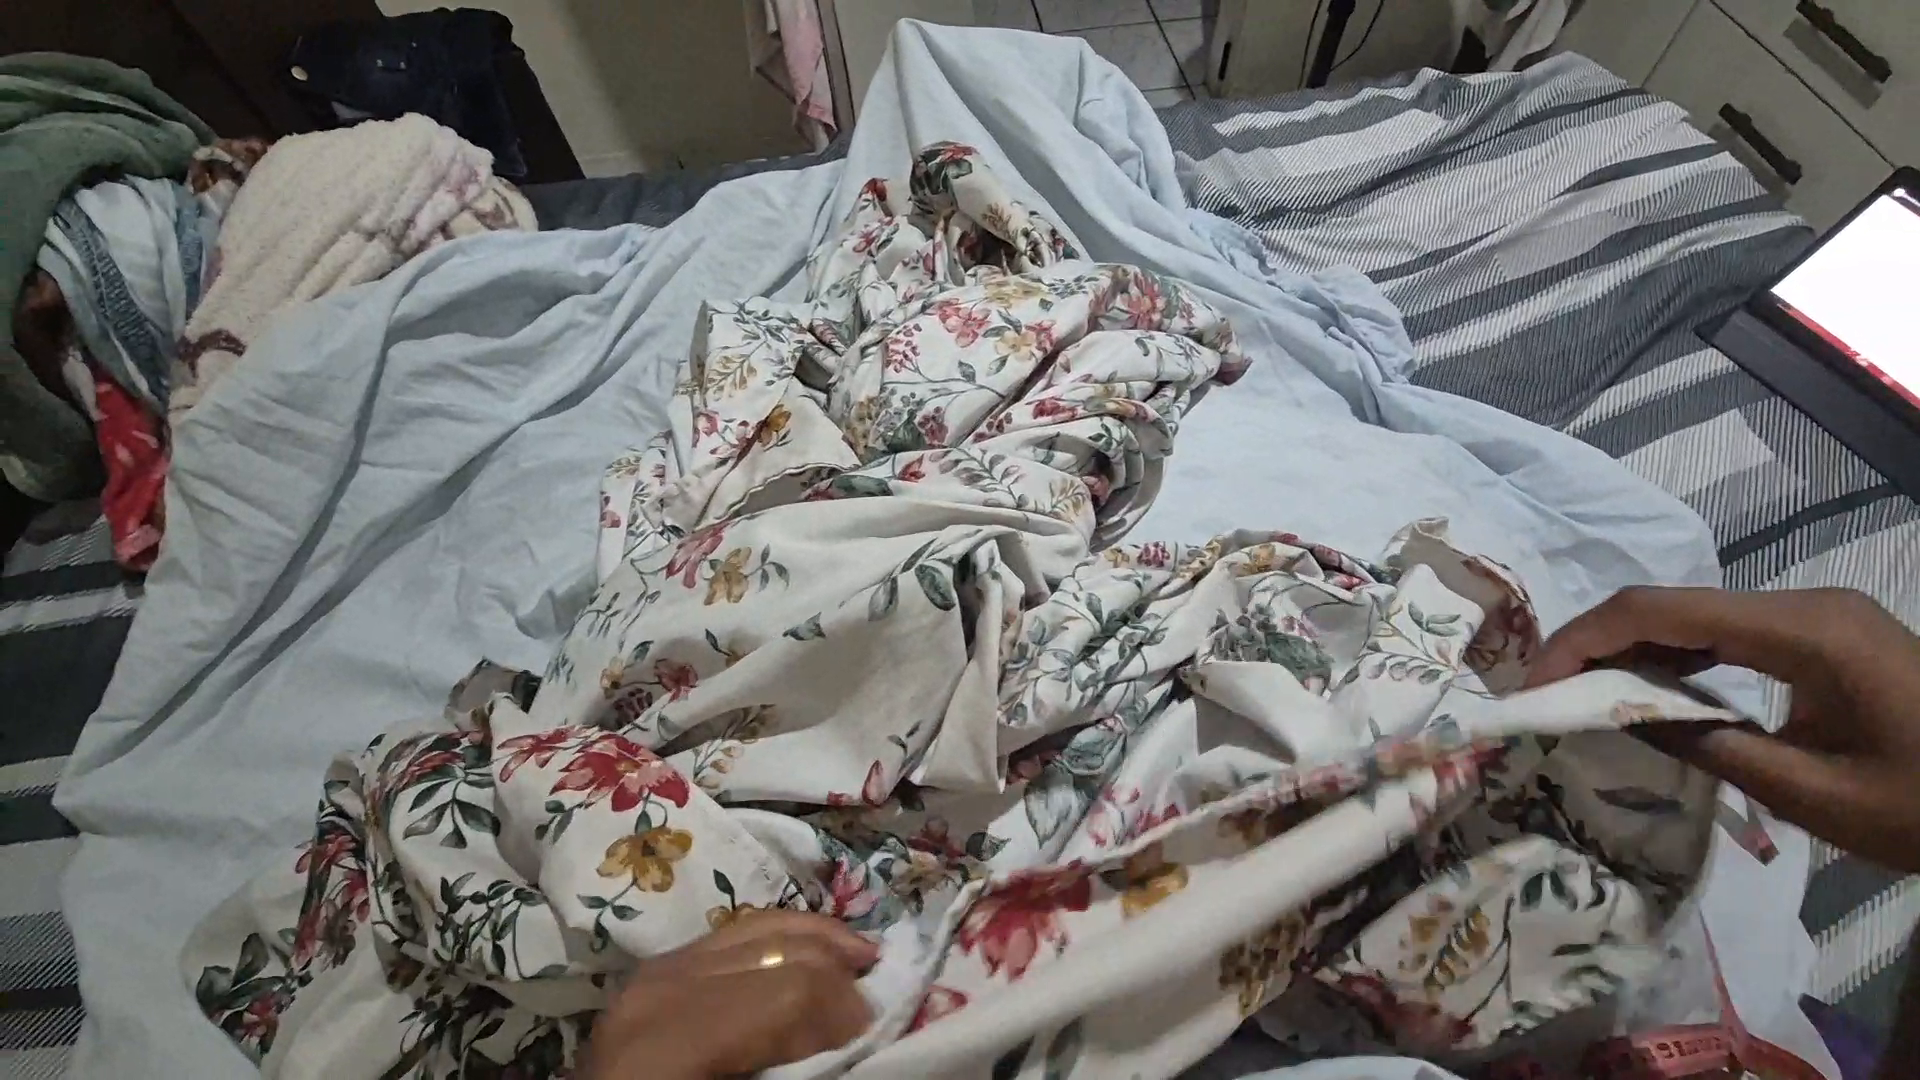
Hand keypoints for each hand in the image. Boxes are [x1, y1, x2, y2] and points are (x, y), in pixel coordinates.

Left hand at [581, 910, 878, 1079]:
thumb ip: (787, 1066)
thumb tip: (855, 1034)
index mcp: (664, 1040)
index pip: (782, 991)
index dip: (840, 1009)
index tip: (871, 1036)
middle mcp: (657, 987)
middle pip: (776, 947)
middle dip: (836, 971)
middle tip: (877, 1001)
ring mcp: (655, 971)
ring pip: (761, 925)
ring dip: (819, 941)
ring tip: (862, 960)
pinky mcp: (660, 968)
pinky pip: (737, 933)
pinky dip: (784, 938)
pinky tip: (814, 949)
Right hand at [1525, 586, 1919, 872]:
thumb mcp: (1812, 793)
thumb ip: (1701, 743)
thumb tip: (1610, 714)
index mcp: (1802, 630)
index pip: (1655, 611)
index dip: (1582, 640)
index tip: (1538, 684)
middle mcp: (1801, 605)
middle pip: (1662, 605)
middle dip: (1593, 644)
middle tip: (1549, 690)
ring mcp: (1810, 616)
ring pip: (1683, 615)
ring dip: (1624, 649)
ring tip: (1584, 691)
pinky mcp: (1815, 635)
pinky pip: (1717, 632)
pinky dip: (1667, 655)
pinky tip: (1645, 687)